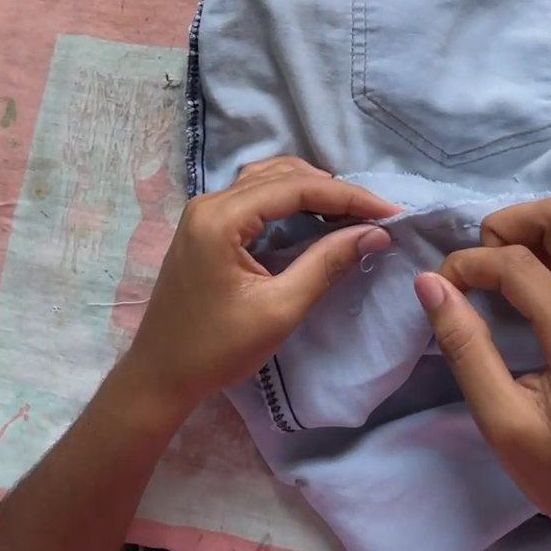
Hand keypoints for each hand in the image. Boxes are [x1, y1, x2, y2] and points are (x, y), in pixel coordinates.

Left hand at [117, 157, 397, 417]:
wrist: (160, 374)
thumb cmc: (216, 349)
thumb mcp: (279, 310)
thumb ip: (326, 265)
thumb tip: (375, 233)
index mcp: (220, 217)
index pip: (295, 187)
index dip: (348, 196)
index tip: (391, 211)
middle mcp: (209, 202)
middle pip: (281, 176)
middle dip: (332, 190)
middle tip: (376, 214)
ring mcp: (204, 212)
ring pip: (267, 180)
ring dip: (310, 190)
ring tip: (351, 212)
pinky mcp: (206, 226)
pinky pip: (253, 197)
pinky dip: (288, 200)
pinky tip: (314, 217)